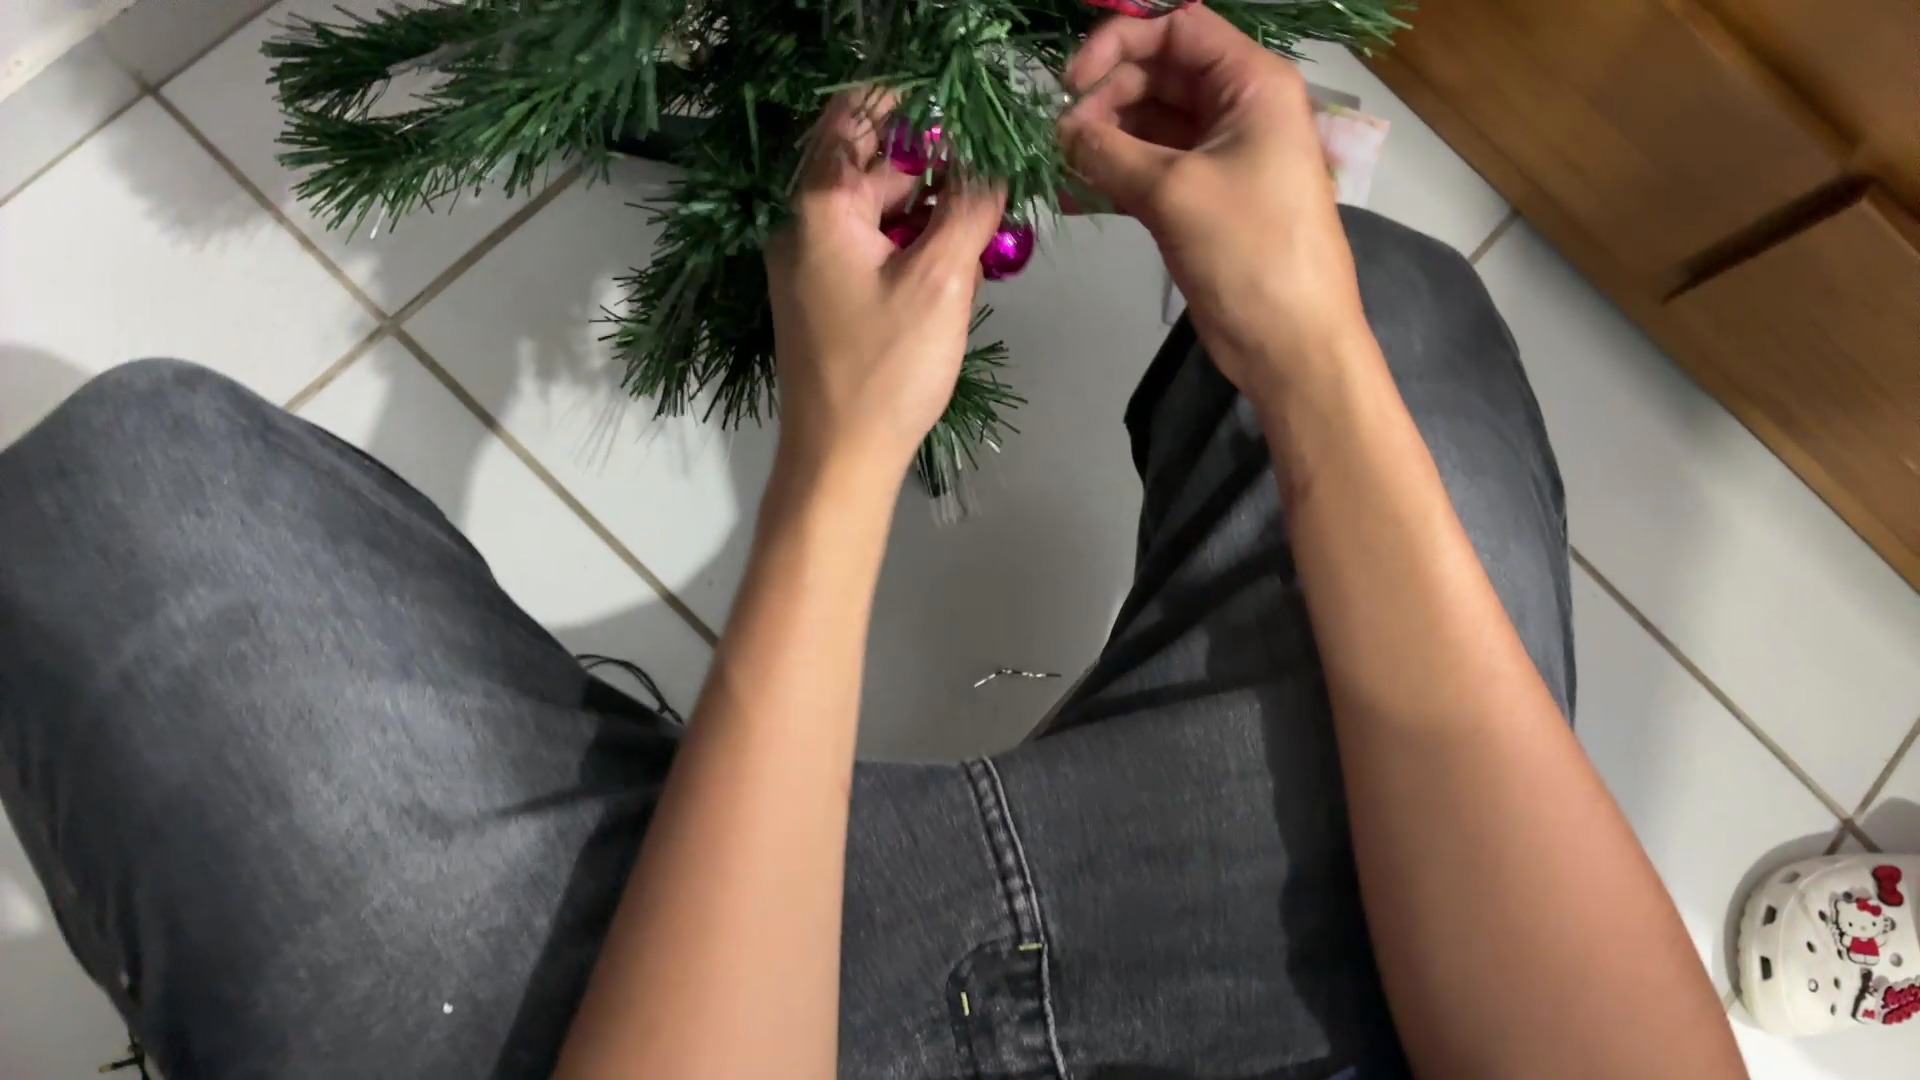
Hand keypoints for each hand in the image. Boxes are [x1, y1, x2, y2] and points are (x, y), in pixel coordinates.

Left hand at [766, 92, 1006, 482]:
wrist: (840, 458)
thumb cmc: (887, 370)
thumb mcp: (940, 281)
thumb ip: (968, 209)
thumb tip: (992, 164)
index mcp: (819, 206)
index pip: (855, 116)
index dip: (912, 104)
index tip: (967, 115)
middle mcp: (803, 227)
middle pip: (871, 169)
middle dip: (934, 174)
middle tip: (990, 195)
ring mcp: (811, 268)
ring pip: (877, 217)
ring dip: (929, 220)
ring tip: (978, 246)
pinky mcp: (826, 302)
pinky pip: (871, 255)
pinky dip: (911, 254)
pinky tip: (951, 279)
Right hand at [1059, 6, 1370, 405]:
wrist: (1287, 339)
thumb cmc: (1250, 252)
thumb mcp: (1176, 192)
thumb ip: (1110, 154)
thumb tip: (1059, 133)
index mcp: (1250, 84)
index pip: (1178, 29)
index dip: (1119, 44)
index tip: (1069, 86)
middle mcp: (1234, 112)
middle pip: (1156, 79)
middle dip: (1103, 102)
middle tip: (1058, 142)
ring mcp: (1214, 161)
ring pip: (1146, 131)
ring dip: (1099, 145)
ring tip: (1054, 170)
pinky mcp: (1196, 205)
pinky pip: (1145, 176)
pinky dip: (1109, 182)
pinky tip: (1069, 197)